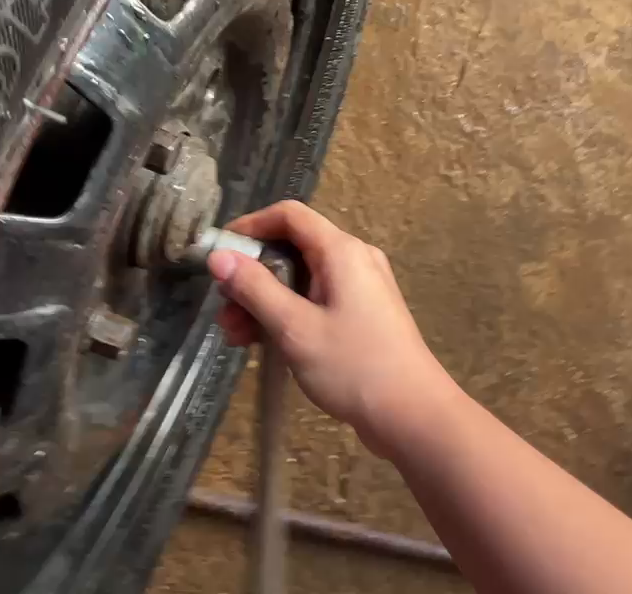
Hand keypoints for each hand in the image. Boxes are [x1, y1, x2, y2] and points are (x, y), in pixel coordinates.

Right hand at [209, 200, 457, 453]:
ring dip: (265, 300)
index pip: (290, 215)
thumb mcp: (294, 328)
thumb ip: (254, 289)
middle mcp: (353, 258)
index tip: (219, 251)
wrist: (413, 415)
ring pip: (302, 278)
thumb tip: (218, 256)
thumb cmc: (353, 366)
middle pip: (293, 247)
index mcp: (341, 250)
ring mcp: (360, 286)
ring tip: (235, 335)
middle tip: (223, 308)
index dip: (251, 226)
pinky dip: (288, 313)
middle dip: (253, 274)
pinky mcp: (361, 313)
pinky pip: (316, 299)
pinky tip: (262, 342)